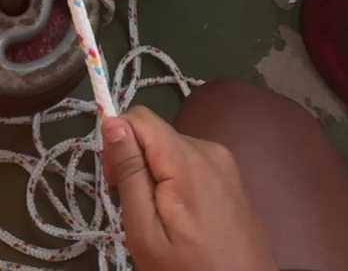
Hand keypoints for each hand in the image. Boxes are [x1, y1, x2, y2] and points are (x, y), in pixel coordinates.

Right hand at [104, 107, 278, 270]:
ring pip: (172, 150)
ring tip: (163, 222)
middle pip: (156, 135)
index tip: (115, 182)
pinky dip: (178, 183)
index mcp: (188, 159)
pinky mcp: (234, 180)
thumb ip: (130, 172)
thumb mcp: (146, 232)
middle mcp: (210, 150)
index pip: (140, 117)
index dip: (118, 140)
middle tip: (138, 212)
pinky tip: (184, 221)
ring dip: (157, 176)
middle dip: (138, 164)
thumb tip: (113, 121)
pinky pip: (192, 164)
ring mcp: (226, 165)